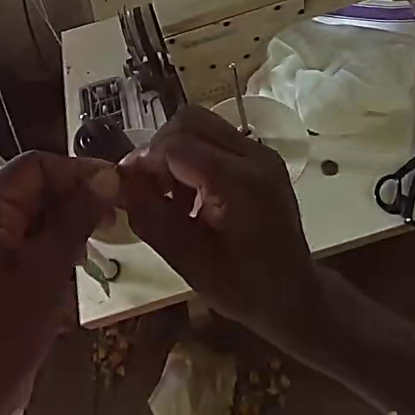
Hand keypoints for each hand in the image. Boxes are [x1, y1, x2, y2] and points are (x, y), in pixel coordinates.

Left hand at [0, 151, 115, 386]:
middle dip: (74, 196)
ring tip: (99, 238)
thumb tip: (110, 176)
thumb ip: (78, 215)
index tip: (116, 187)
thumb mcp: (49, 269)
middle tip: (113, 214)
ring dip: (66, 219)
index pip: (34, 165)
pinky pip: (19, 234)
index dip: (78, 171)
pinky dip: (49, 239)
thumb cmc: (3, 336)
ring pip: (29, 210)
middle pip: (30, 186)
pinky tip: (73, 259)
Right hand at [120, 106, 327, 350]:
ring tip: (172, 196)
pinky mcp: (261, 157)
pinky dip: (194, 155)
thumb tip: (119, 182)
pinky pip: (217, 138)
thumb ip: (152, 218)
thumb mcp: (189, 262)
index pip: (177, 146)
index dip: (144, 161)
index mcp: (240, 182)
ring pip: (203, 124)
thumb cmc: (244, 288)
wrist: (294, 294)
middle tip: (150, 190)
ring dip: (176, 151)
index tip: (124, 186)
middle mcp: (255, 155)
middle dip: (160, 150)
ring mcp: (261, 152)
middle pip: (191, 120)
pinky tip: (192, 194)